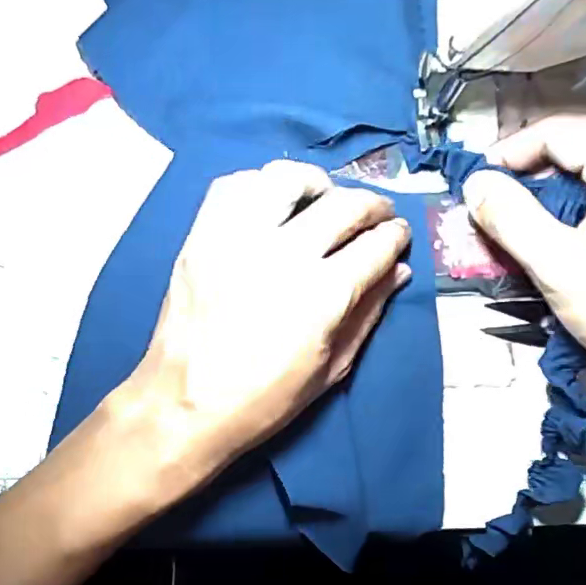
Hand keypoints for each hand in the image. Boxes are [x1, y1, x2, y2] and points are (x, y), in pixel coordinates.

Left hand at [99, 160, 410, 497]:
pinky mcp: (202, 235)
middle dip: (372, 205)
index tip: (399, 235)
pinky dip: (261, 184)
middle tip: (377, 214)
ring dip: (317, 183)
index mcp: (323, 295)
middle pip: (343, 205)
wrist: (186, 406)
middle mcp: (285, 255)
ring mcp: (238, 238)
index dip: (396, 236)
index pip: (375, 246)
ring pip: (287, 179)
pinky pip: (234, 185)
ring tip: (325, 197)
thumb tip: (398, 272)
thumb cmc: (266, 399)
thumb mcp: (332, 367)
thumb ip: (368, 313)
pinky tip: (273, 202)